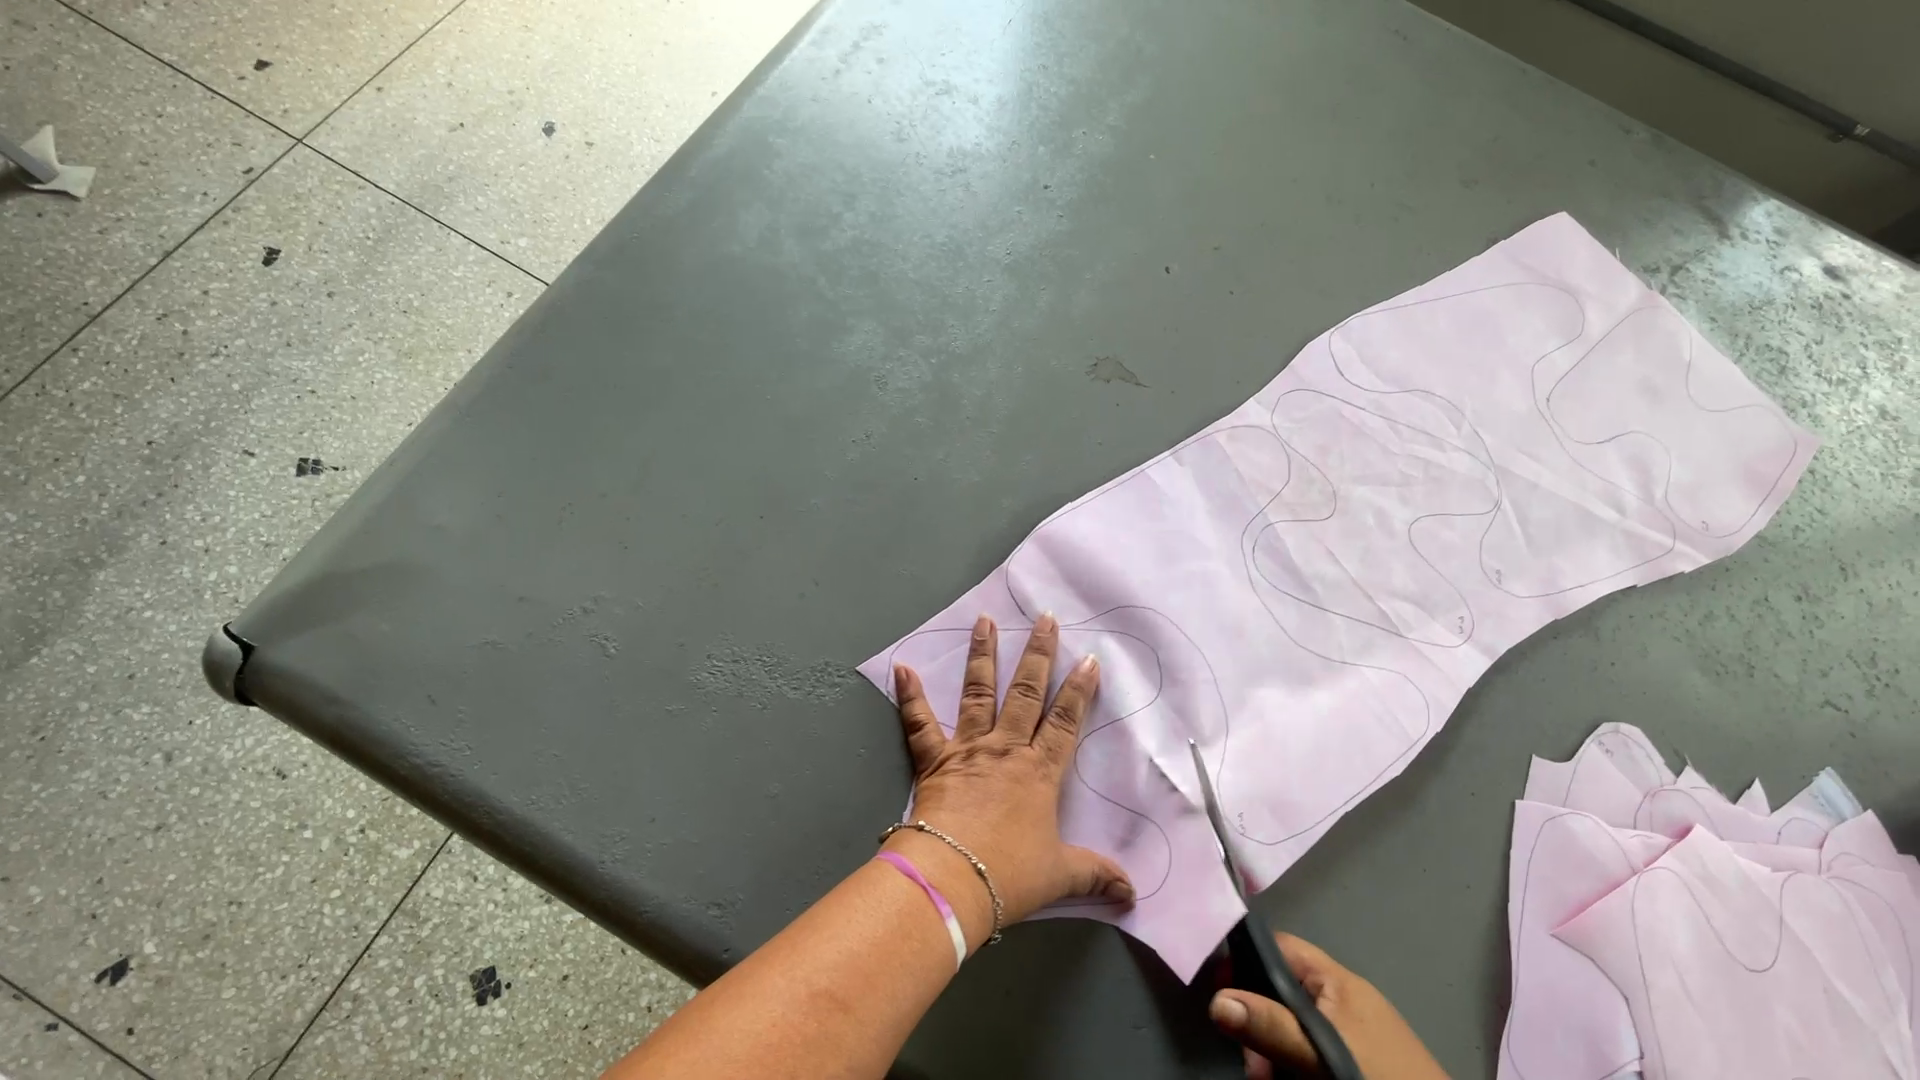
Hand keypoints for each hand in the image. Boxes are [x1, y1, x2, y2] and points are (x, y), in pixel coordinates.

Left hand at [886, 614, 1132, 944]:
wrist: (951, 879)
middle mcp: (1005, 749)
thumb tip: (1132, 895)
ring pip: (979, 693)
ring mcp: (967, 749)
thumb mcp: (1060, 876)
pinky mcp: (933, 760)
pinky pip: (920, 722)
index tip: (1089, 659)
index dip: (1079, 690)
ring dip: (983, 655)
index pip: (1066, 721)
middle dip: (1038, 654)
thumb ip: (1095, 876)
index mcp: (1039, 772)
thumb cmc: (1009, 874)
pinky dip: (910, 695)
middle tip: (1044, 620)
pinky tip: (903, 668)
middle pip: (1026, 693)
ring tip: (985, 621)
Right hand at [1210, 933, 1447, 1079]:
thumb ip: (1271, 1028)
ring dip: (1272, 1056)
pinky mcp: (1354, 1062)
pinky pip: (1309, 1054)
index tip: (1218, 992)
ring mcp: (1350, 1035)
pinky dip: (1293, 1070)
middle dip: (1257, 1025)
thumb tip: (1215, 1000)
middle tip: (1254, 1068)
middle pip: (1279, 994)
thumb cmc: (1382, 1079)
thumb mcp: (1323, 1055)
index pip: (1278, 948)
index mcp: (1336, 981)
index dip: (1243, 961)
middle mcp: (1341, 1000)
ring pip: (1291, 1031)